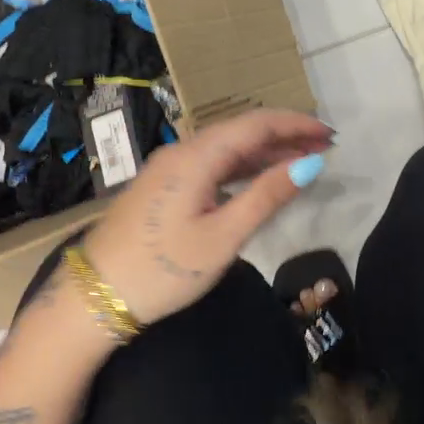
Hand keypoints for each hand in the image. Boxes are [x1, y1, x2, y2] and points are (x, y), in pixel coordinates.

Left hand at [82, 109, 332, 324]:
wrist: (93, 298)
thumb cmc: (163, 270)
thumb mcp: (223, 237)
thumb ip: (266, 196)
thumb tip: (309, 164)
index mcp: (197, 156)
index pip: (256, 124)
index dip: (296, 124)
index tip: (330, 133)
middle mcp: (183, 151)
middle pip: (242, 132)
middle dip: (285, 136)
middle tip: (324, 148)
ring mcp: (170, 169)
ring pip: (227, 149)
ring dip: (265, 152)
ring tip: (302, 161)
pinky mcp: (164, 188)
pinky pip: (213, 164)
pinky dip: (243, 167)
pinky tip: (260, 179)